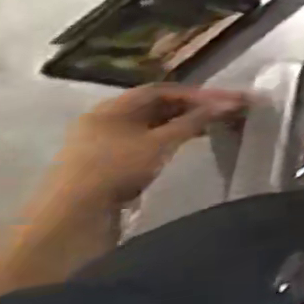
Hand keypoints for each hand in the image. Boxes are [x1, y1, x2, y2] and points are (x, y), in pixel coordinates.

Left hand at [54, 85, 247, 205]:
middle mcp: (103, 118)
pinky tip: (181, 145)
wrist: (73, 213)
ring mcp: (100, 140)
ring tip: (208, 128)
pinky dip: (165, 138)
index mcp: (112, 107)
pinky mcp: (102, 160)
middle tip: (221, 113)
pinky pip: (141, 139)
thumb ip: (196, 120)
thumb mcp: (162, 142)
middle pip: (154, 105)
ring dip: (179, 123)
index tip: (225, 100)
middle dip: (190, 107)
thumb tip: (230, 103)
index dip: (196, 93)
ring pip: (148, 123)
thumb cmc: (118, 168)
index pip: (162, 90)